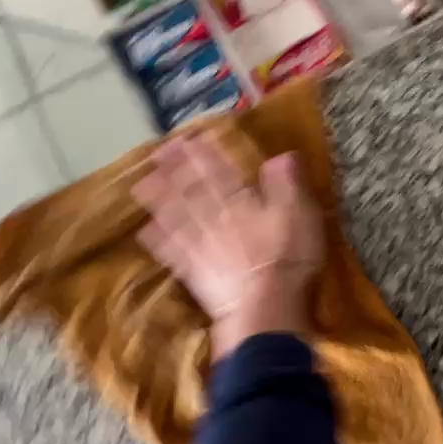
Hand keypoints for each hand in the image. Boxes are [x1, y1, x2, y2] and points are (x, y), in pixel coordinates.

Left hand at [134, 135, 323, 359]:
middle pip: (193, 190)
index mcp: (243, 203)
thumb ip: (287, 184)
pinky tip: (147, 230)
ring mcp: (202, 246)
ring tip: (142, 182)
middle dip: (176, 169)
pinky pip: (173, 251)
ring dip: (160, 198)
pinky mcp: (195, 272)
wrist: (265, 307)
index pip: (222, 172)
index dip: (205, 153)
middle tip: (157, 151)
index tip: (190, 136)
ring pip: (177, 216)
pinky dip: (159, 239)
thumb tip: (280, 155)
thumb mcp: (300, 213)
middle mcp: (216, 219)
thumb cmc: (290, 256)